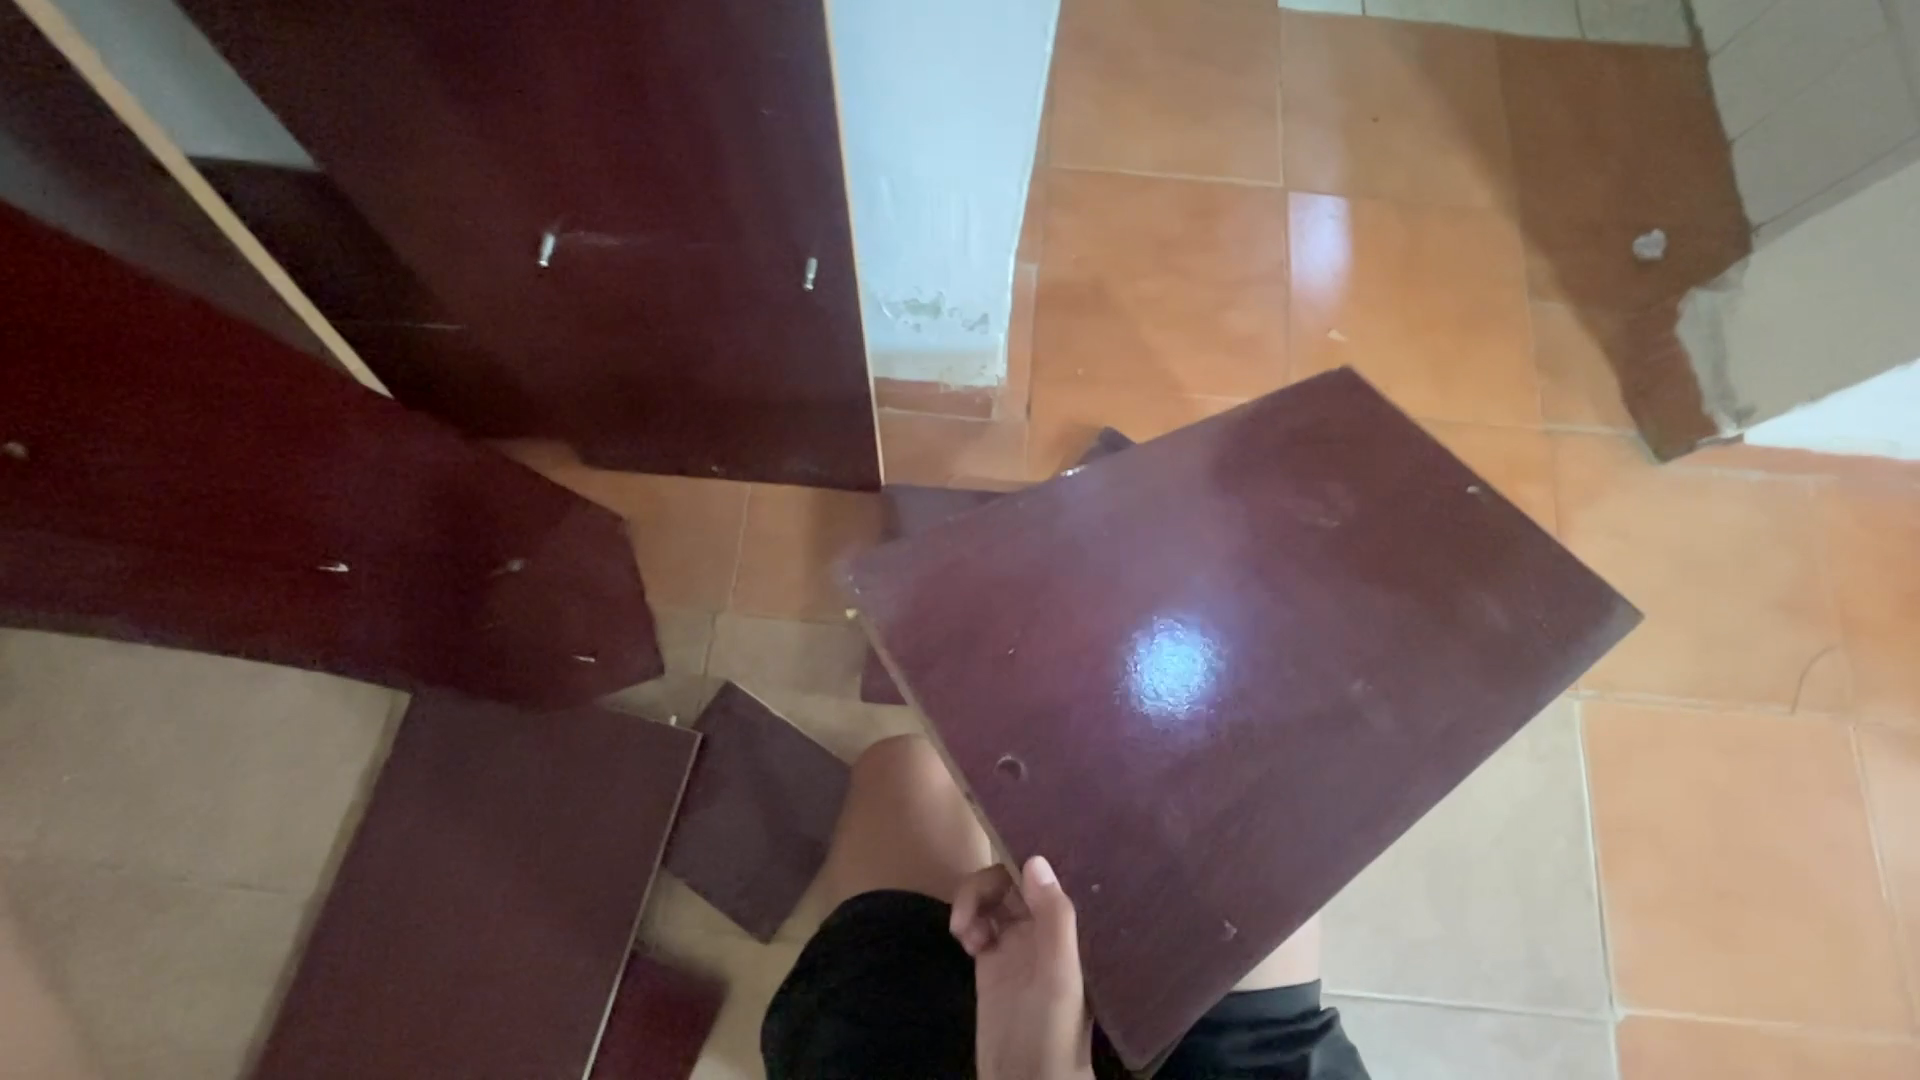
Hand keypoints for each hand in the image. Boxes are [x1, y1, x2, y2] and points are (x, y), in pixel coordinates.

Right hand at [949, 856, 1094, 1079]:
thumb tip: (1035, 859)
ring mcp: (1015, 943)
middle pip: (1009, 881)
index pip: (1041, 875)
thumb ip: (1054, 917)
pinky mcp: (991, 961)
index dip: (1019, 860)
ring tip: (962, 930)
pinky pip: (978, 922)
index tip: (993, 854)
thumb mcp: (1060, 973)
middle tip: (967, 911)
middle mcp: (1042, 927)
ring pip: (991, 898)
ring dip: (972, 902)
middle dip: (984, 886)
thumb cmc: (1053, 1030)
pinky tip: (965, 941)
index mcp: (1065, 925)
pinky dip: (968, 922)